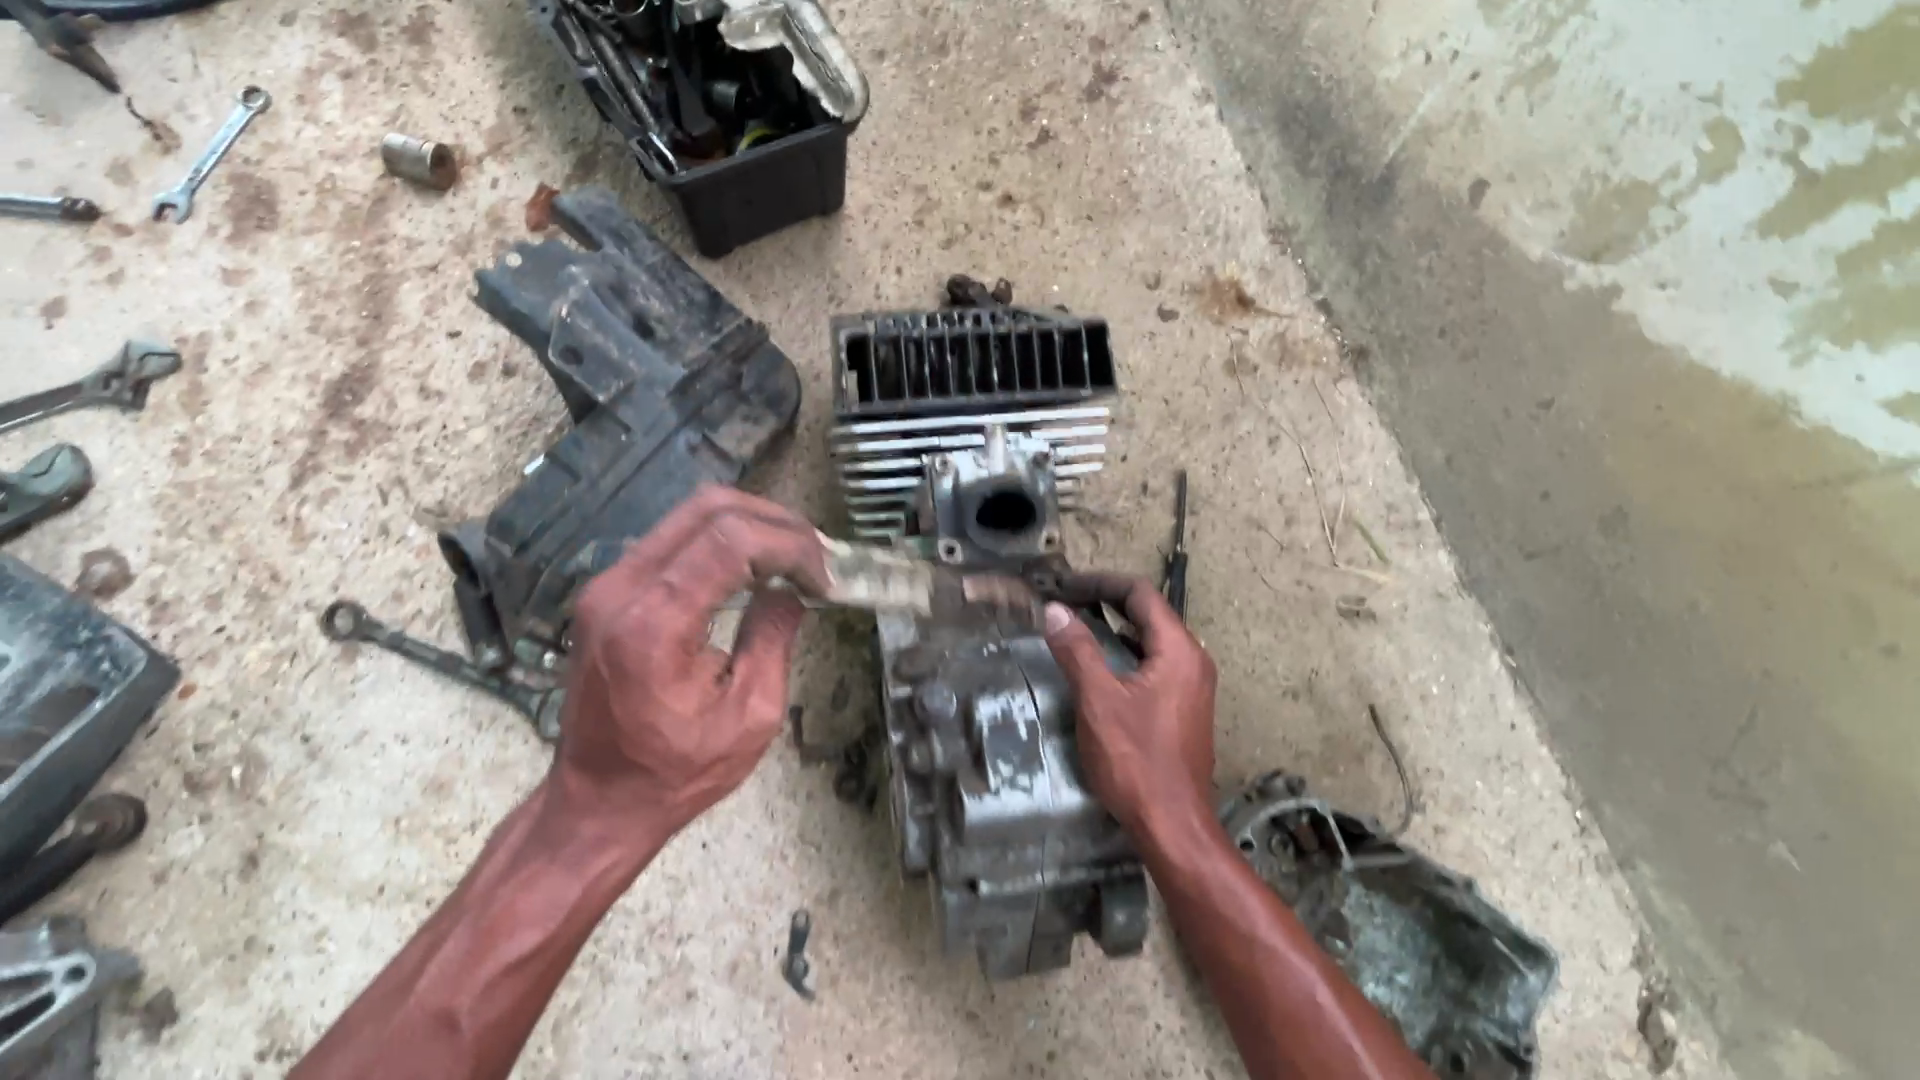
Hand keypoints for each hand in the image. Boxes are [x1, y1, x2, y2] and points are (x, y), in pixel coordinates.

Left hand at [555, 486, 830, 831]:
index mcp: (652, 625)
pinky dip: (723, 541)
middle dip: (775, 523)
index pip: (729, 541)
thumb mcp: (750, 718)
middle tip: (818, 555)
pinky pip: (674, 539)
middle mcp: (620, 589)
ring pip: (689, 514)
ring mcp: (606, 585)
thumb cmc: (674, 775)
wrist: (596, 802)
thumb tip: (792, 590)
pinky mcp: (608, 590)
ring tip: (795, 558)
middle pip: (707, 509)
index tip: (825, 576)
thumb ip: (772, 640)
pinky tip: (756, 567)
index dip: (789, 545)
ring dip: (751, 526)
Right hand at [1043, 579, 1216, 832]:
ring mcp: (1192, 686)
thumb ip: (1077, 650)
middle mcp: (1193, 661)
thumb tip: (1055, 611)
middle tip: (1066, 602)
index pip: (1141, 595)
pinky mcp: (1184, 708)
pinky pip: (1155, 664)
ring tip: (1077, 626)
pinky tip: (1100, 665)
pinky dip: (1126, 653)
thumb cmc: (1135, 760)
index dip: (1100, 583)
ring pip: (1152, 640)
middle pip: (1149, 614)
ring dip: (1115, 628)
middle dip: (1107, 601)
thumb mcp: (1098, 700)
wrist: (1172, 823)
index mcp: (1178, 651)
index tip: (1065, 586)